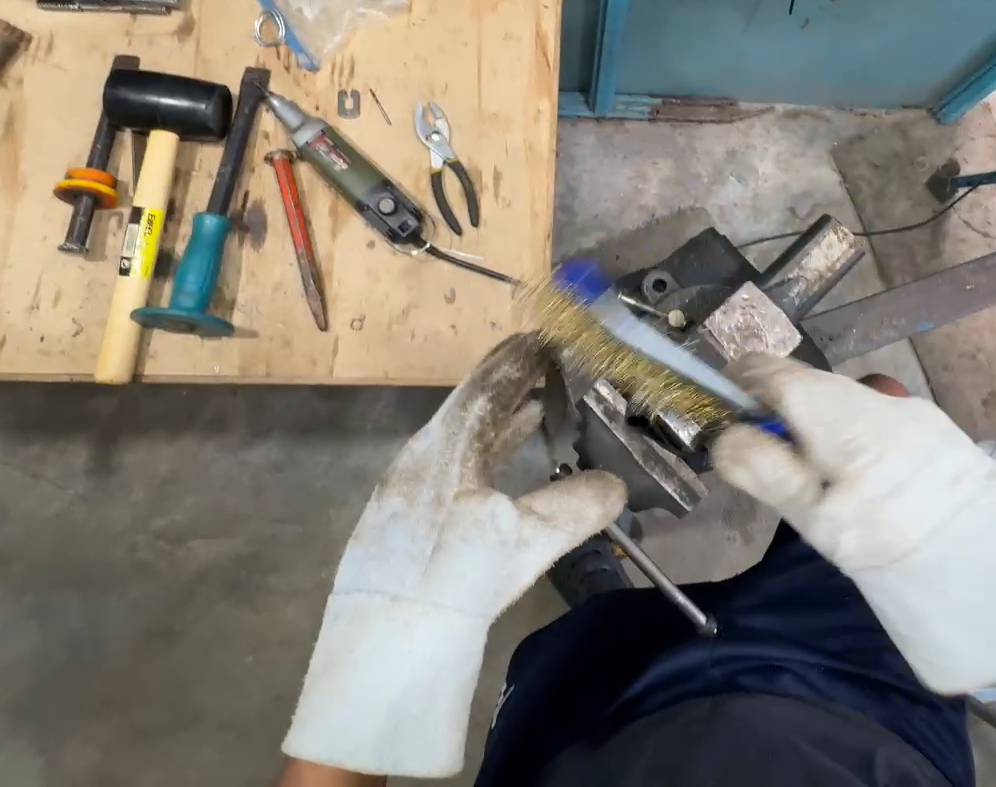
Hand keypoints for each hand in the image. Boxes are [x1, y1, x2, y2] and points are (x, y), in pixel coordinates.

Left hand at [283, 335, 625, 776]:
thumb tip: (616, 485)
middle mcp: (422, 456)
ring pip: (465, 438)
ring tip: (538, 408)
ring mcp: (410, 489)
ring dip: (503, 421)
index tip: (547, 336)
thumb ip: (575, 506)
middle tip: (551, 367)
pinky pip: (459, 465)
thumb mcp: (522, 540)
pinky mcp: (409, 522)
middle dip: (514, 385)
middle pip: (474, 405)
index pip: (488, 382)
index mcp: (444, 444)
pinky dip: (489, 453)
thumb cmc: (451, 579)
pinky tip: (503, 469)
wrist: (379, 658)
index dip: (520, 357)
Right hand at [713, 355, 995, 693]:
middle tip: (781, 470)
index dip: (739, 386)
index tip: (731, 417)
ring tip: (827, 484)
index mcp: (832, 408)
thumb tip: (724, 435)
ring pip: (837, 404)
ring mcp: (904, 407)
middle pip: (802, 386)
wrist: (995, 564)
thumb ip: (764, 469)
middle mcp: (868, 393)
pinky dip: (852, 440)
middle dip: (780, 417)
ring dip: (817, 430)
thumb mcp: (814, 518)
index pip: (765, 368)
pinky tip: (868, 483)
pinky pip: (872, 421)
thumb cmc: (891, 543)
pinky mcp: (931, 426)